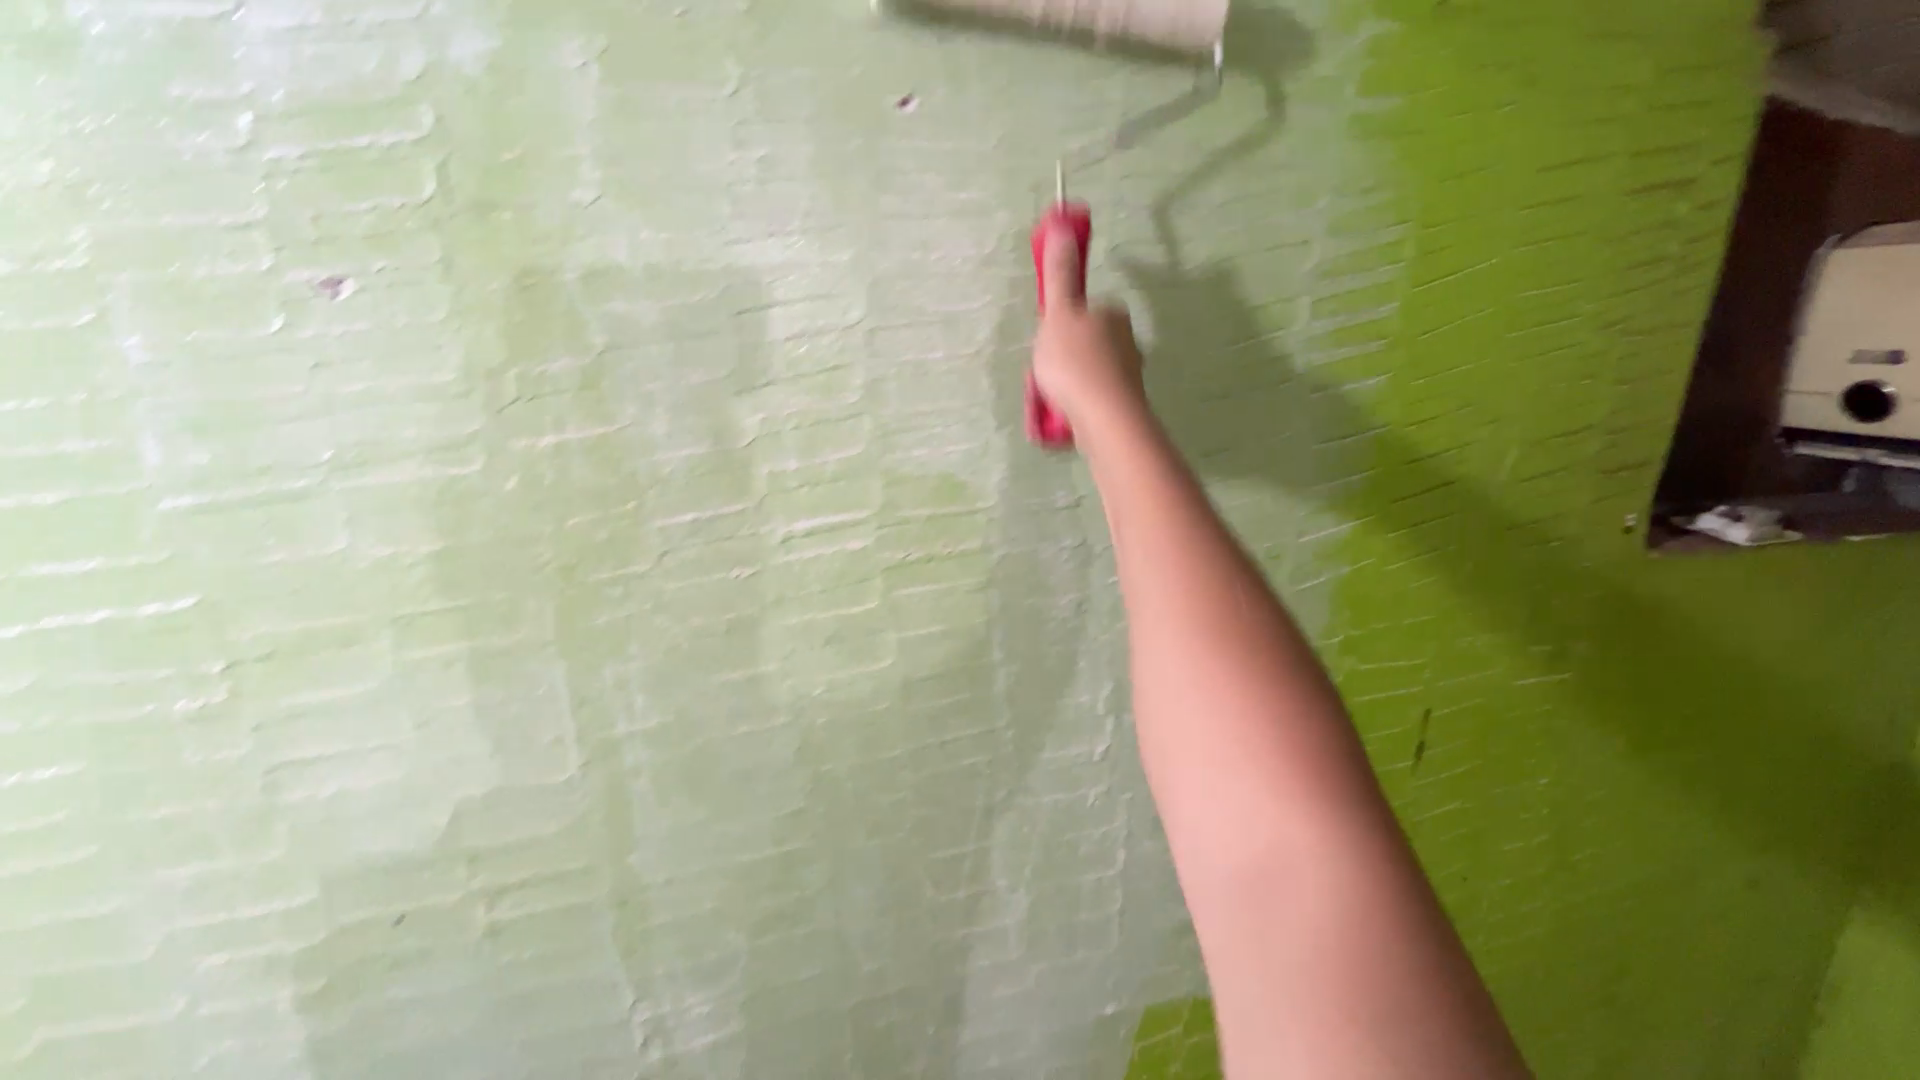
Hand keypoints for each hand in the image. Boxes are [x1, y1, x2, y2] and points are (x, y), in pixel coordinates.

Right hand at [1034, 228, 1149, 441]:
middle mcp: (1126, 340)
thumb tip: (1062, 225)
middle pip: (1082, 342)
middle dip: (1061, 356)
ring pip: (1086, 372)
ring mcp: (1127, 374)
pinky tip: (1064, 415)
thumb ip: (1059, 273)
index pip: (1082, 309)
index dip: (1060, 322)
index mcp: (1113, 313)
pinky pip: (1091, 398)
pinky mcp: (1123, 403)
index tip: (1048, 338)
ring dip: (1066, 383)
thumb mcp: (1058, 313)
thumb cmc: (1076, 363)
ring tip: (1052, 398)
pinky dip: (1075, 404)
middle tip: (1044, 372)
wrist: (1104, 420)